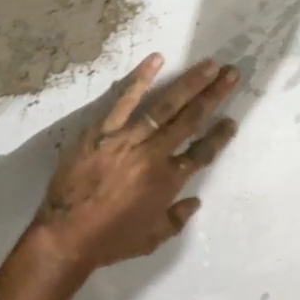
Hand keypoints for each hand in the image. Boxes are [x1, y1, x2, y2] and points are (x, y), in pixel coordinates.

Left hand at [30, 54, 239, 271]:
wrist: (67, 234)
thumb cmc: (110, 240)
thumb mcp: (152, 238)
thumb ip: (176, 218)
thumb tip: (196, 200)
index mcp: (168, 181)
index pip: (202, 153)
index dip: (219, 136)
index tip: (233, 119)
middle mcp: (154, 155)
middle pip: (191, 120)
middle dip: (214, 95)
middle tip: (231, 74)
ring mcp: (128, 138)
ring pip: (165, 106)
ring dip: (189, 83)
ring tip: (209, 65)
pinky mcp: (103, 129)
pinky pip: (124, 100)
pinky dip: (141, 78)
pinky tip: (156, 59)